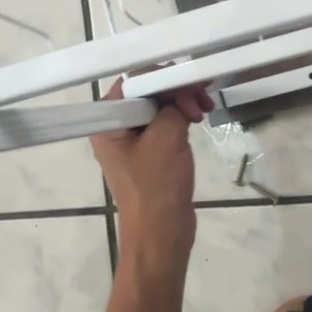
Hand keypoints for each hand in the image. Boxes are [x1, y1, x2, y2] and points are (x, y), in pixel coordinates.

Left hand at [90, 76, 211, 311]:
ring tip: (203, 111)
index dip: (162, 76)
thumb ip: (171, 106)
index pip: (132, 81)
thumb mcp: (166, 138)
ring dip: (181, 102)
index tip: (189, 79)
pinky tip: (197, 118)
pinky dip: (180, 116)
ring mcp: (132, 140)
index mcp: (108, 122)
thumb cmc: (157, 187)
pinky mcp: (149, 152)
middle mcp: (114, 126)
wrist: (162, 236)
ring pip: (158, 105)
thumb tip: (181, 92)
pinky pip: (163, 122)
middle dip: (175, 90)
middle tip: (201, 99)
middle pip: (146, 91)